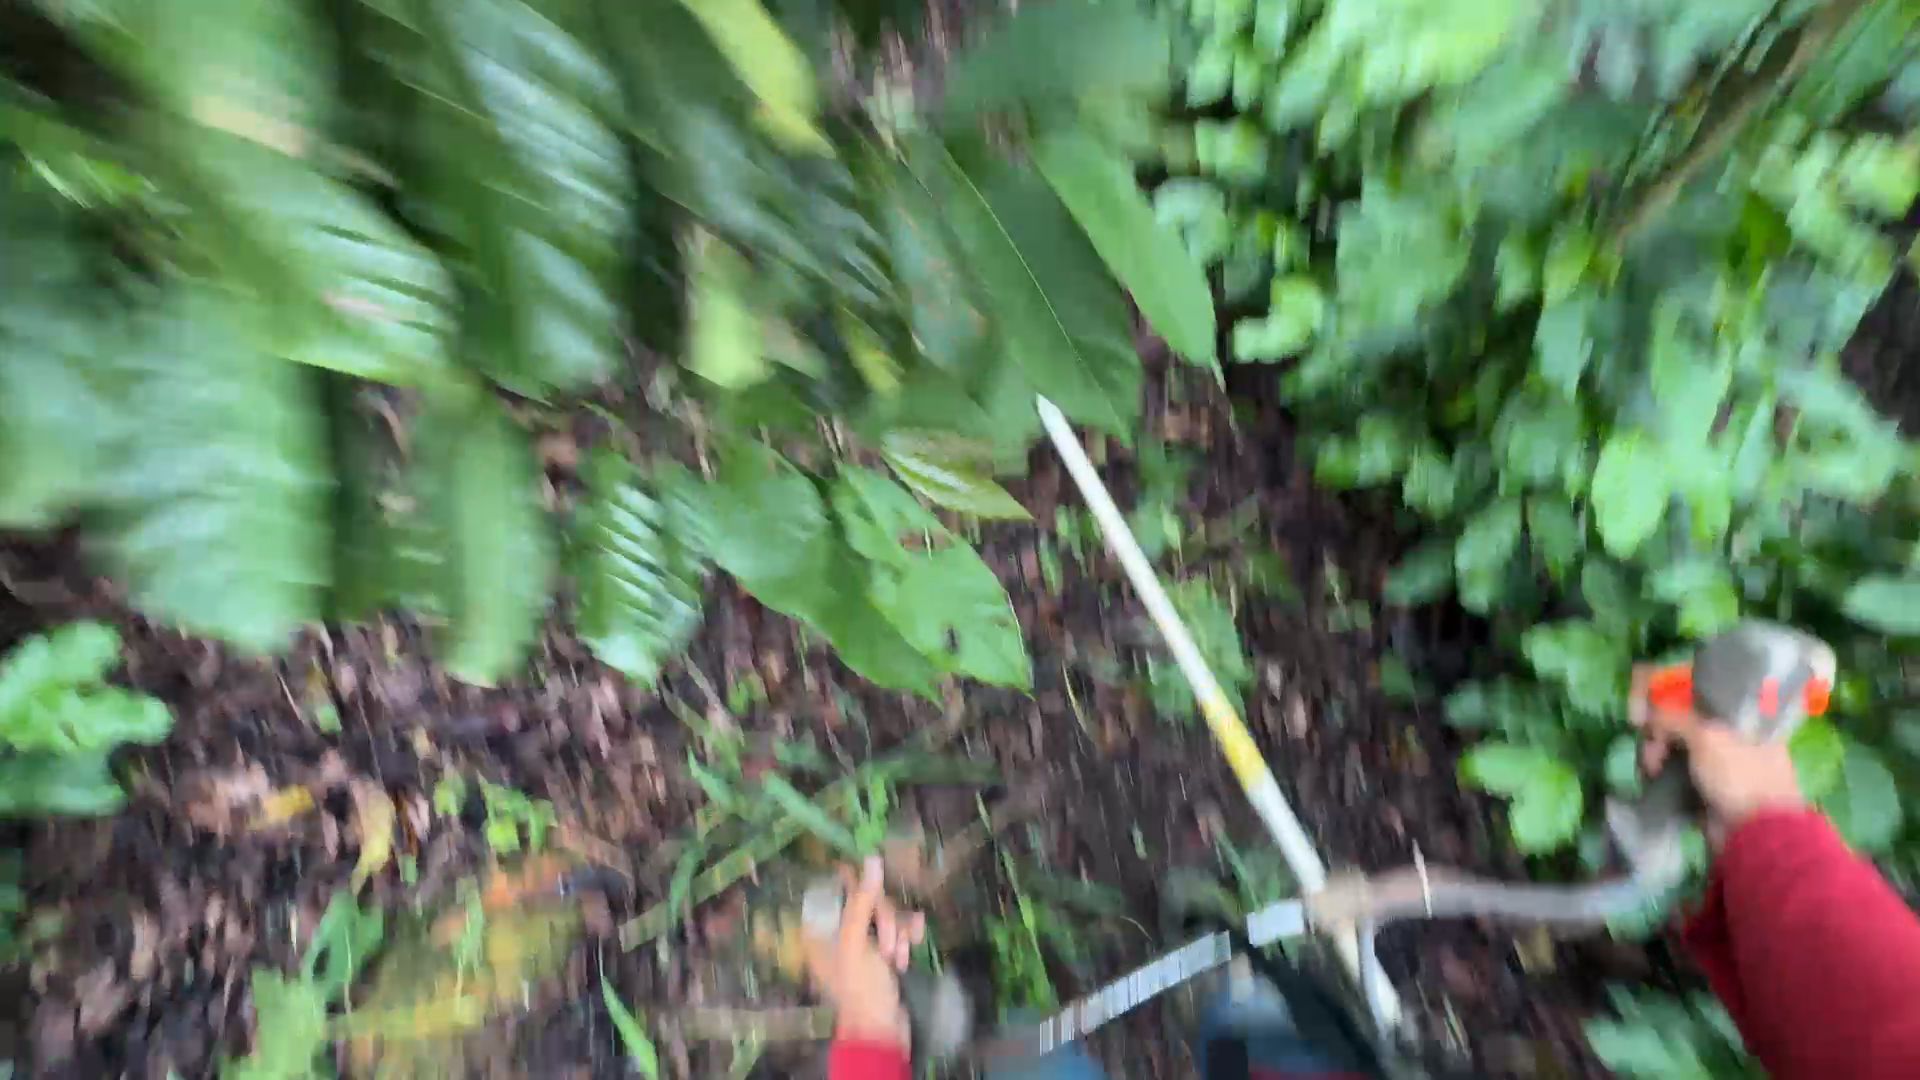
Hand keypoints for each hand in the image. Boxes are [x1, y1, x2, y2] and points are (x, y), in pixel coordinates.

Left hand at [803, 857, 925, 1049]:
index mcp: (821, 927)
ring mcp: (862, 940)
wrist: (882, 1033)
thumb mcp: (856, 943)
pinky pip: (897, 926)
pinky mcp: (882, 949)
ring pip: (885, 912)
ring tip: (900, 955)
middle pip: (868, 898)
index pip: (839, 886)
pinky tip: (915, 943)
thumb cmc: (860, 989)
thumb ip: (862, 900)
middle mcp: (839, 929)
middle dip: (885, 918)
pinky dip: (906, 934)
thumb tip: (871, 857)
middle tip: (889, 944)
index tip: (878, 891)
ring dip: (897, 929)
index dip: (860, 884)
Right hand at [1632, 664, 1806, 844]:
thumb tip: (1647, 716)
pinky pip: (1676, 767)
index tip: (1648, 706)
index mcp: (1747, 723)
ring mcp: (1723, 764)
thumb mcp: (1706, 737)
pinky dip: (1661, 769)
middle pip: (1683, 721)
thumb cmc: (1739, 778)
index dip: (1671, 698)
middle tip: (1651, 745)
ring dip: (1656, 752)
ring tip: (1652, 768)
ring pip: (1676, 745)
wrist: (1756, 833)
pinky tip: (1654, 775)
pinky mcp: (1709, 785)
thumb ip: (1673, 718)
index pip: (1702, 698)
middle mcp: (1736, 739)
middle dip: (1660, 731)